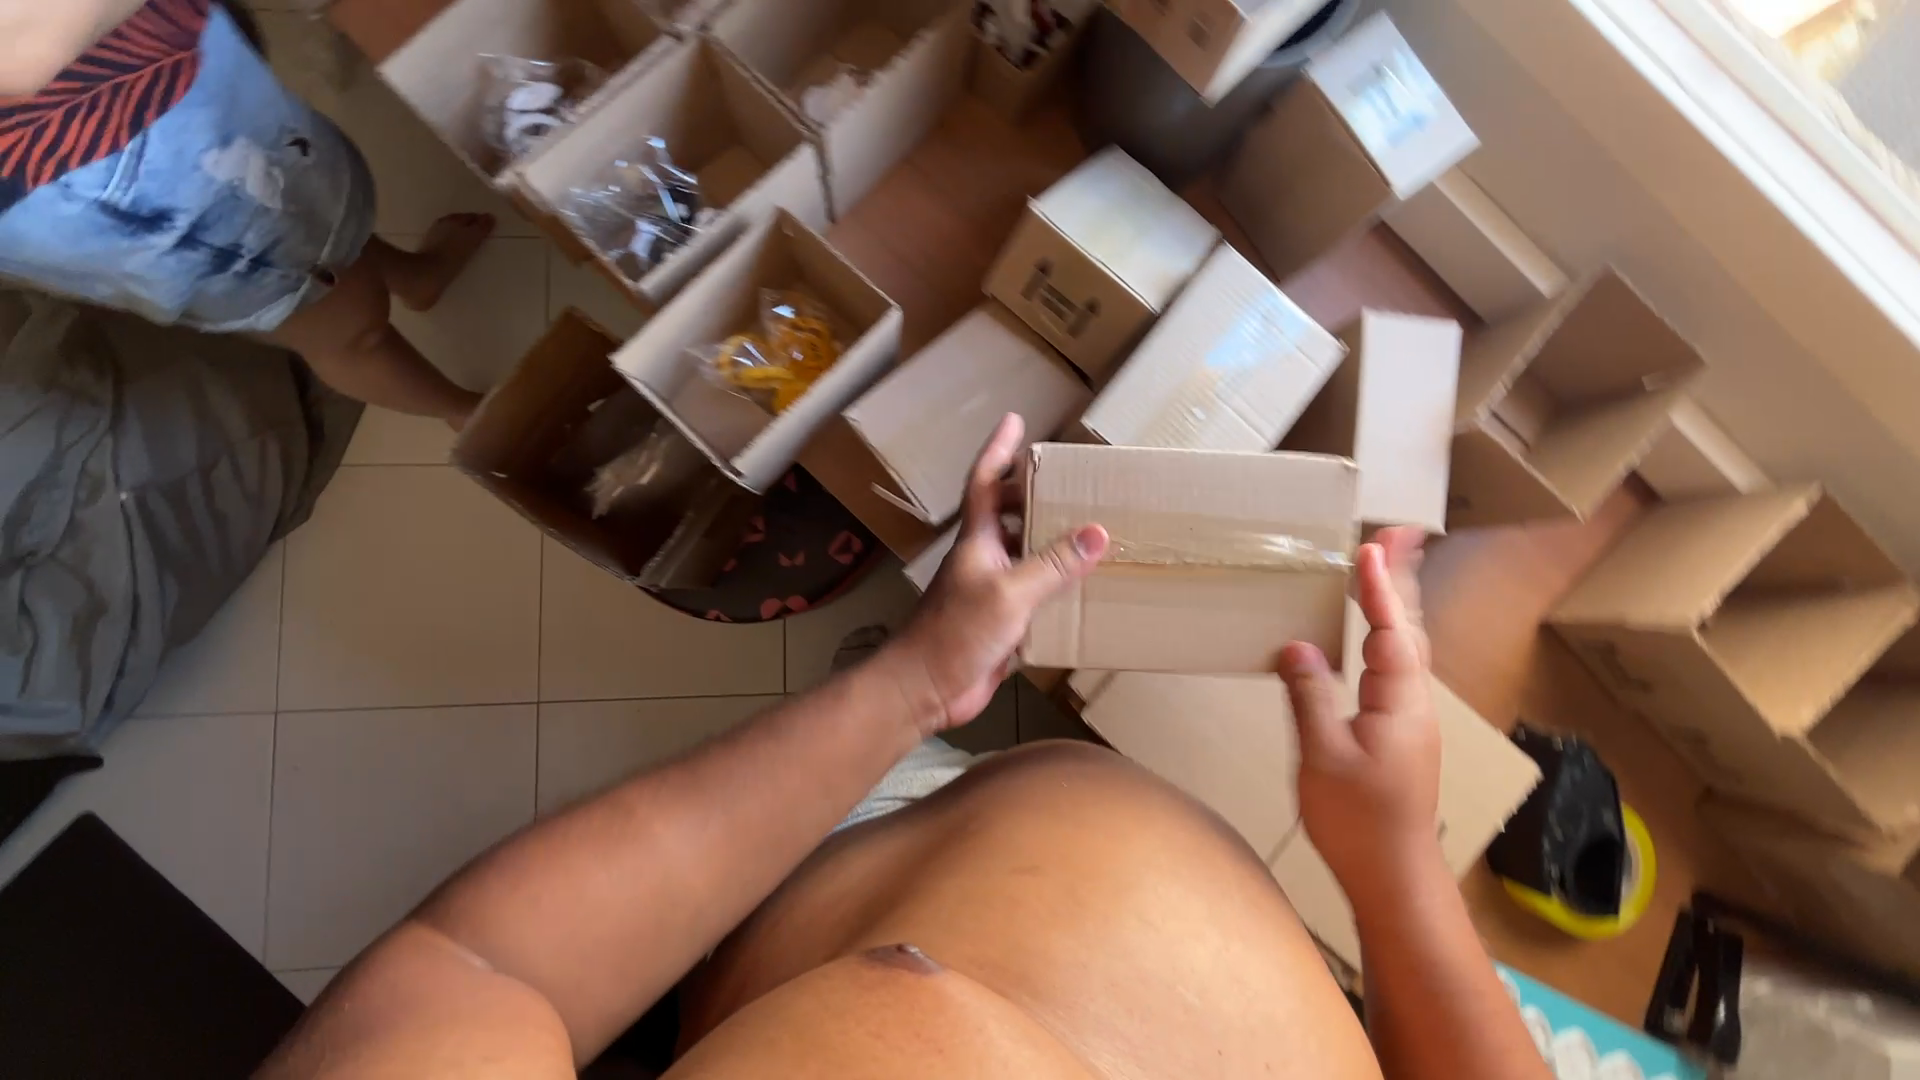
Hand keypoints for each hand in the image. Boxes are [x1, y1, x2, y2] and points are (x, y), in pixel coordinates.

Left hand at [886, 414, 1107, 734]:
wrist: (925, 687)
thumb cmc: (956, 631)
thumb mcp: (1010, 592)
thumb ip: (1053, 564)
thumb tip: (1098, 532)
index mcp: (978, 539)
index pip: (987, 482)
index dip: (999, 449)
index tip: (1014, 420)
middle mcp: (984, 558)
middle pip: (1011, 514)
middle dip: (1037, 494)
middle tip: (1074, 482)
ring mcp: (992, 590)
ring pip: (1026, 554)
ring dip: (1052, 540)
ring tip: (1091, 527)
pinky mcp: (1002, 623)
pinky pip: (1035, 594)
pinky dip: (1058, 587)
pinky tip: (1085, 588)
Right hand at [1278, 527, 1442, 900]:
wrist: (1392, 873)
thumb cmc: (1358, 817)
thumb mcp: (1324, 755)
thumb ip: (1311, 696)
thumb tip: (1297, 646)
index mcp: (1399, 701)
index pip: (1389, 631)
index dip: (1379, 589)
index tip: (1372, 547)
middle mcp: (1412, 702)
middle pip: (1409, 629)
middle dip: (1403, 581)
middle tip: (1400, 538)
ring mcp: (1408, 718)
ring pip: (1404, 648)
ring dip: (1396, 605)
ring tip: (1386, 570)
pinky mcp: (1397, 732)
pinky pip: (1393, 668)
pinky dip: (1386, 635)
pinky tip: (1373, 636)